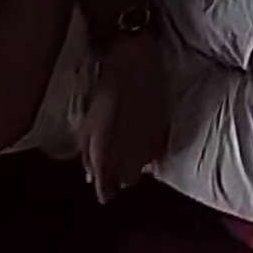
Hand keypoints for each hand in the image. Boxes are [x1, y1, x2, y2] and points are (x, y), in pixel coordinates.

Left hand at [79, 33, 169, 203]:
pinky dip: (153, 146)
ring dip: (138, 161)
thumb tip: (91, 176)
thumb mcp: (87, 125)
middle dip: (121, 175)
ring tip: (131, 148)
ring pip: (146, 165)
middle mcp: (132, 156)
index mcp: (107, 158)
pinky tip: (146, 135)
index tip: (102, 181)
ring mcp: (151, 141)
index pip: (106, 191)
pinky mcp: (166, 125)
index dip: (104, 187)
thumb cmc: (103, 92)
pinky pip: (159, 146)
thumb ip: (89, 154)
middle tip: (115, 161)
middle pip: (128, 181)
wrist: (133, 61)